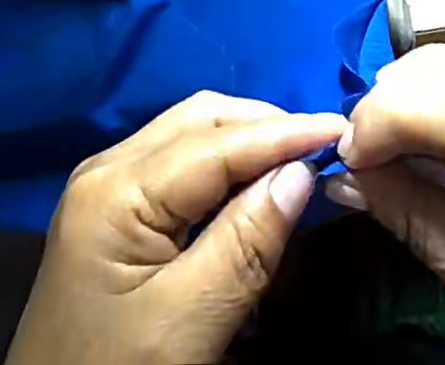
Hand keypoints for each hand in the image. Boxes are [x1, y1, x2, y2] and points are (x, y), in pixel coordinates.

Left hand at [6, 92, 346, 364]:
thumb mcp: (186, 324)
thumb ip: (244, 244)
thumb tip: (299, 172)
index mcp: (115, 189)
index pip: (212, 144)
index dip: (279, 132)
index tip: (339, 126)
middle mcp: (106, 166)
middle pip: (196, 121)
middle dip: (261, 125)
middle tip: (322, 144)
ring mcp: (105, 181)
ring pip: (186, 132)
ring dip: (242, 137)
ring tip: (296, 155)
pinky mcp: (111, 203)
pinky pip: (174, 159)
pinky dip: (219, 160)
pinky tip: (248, 177)